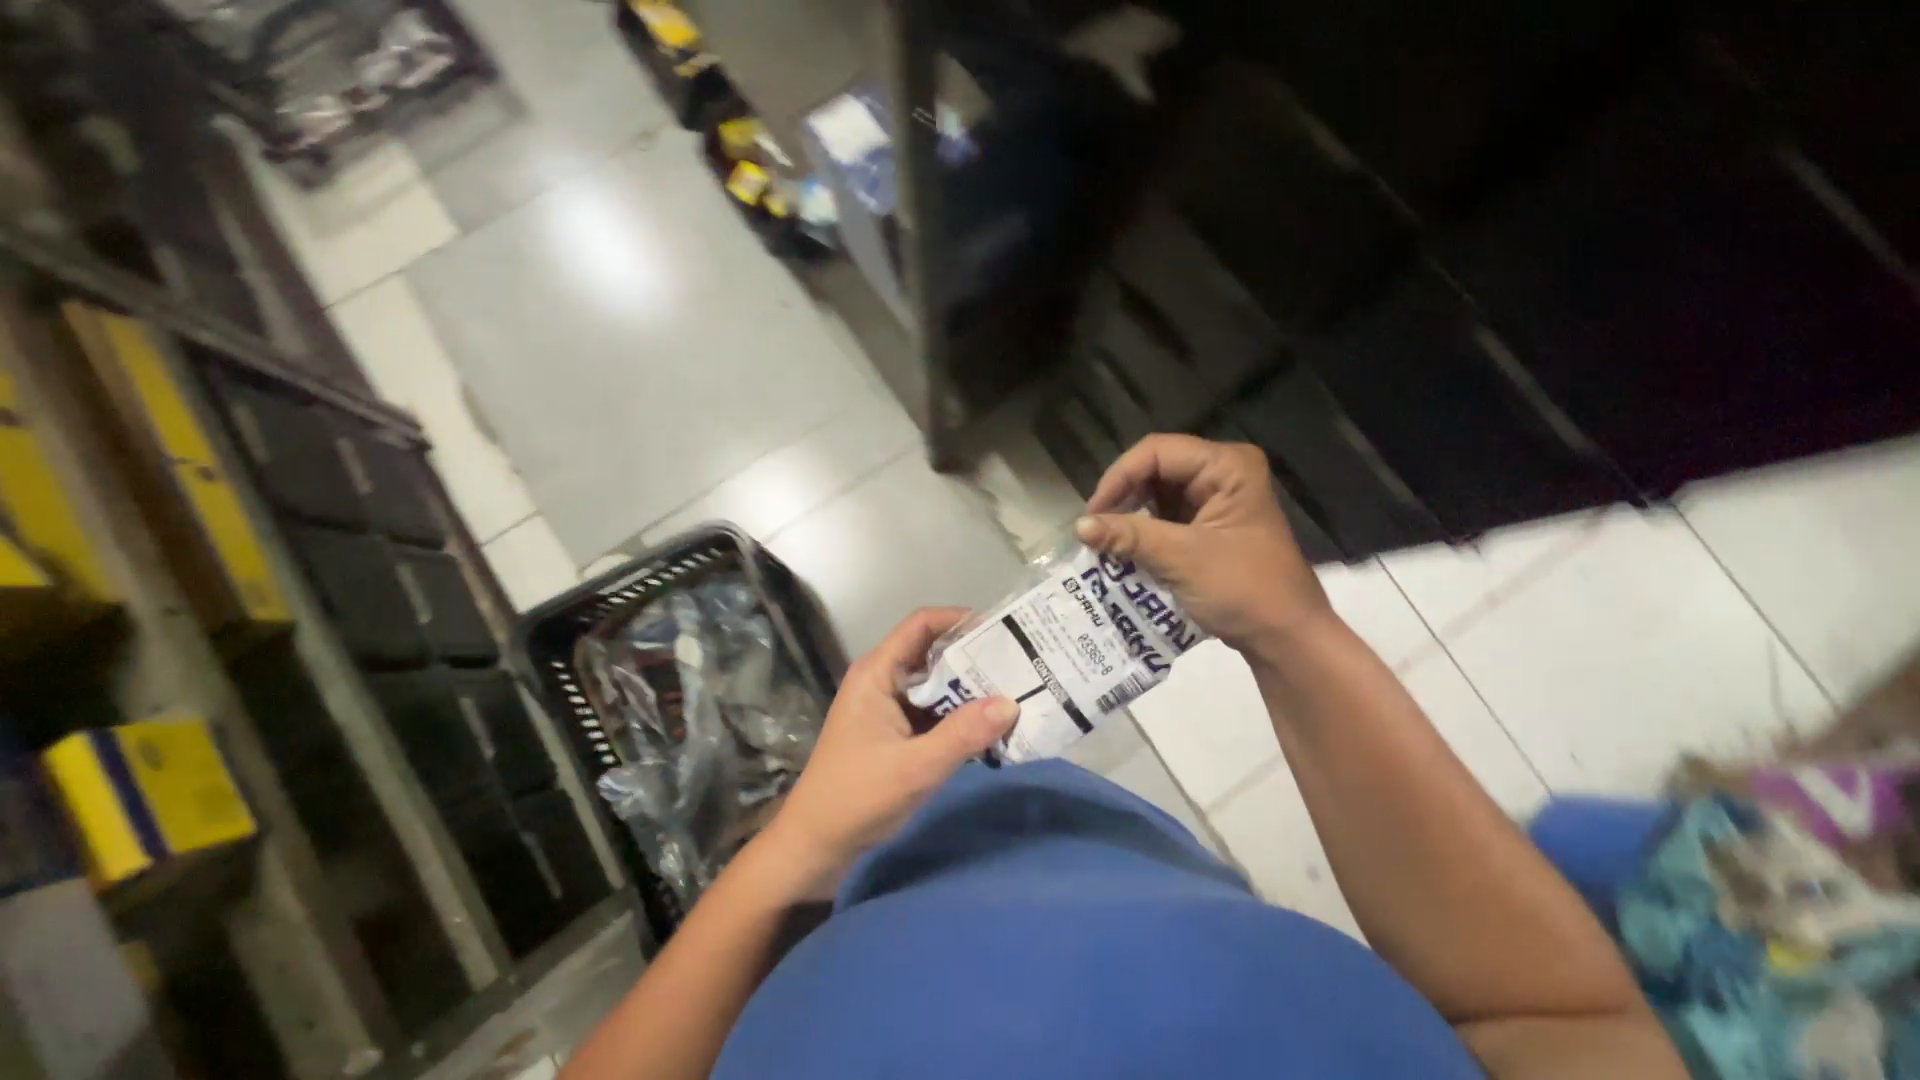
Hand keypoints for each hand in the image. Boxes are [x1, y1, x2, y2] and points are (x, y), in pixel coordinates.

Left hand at [766, 607, 1018, 883]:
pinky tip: (992, 729)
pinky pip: (934, 712)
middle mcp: (883, 681)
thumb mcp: (916, 767)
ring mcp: (888, 707)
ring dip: (971, 691)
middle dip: (976, 658)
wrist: (817, 843)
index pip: (921, 625)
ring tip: (1017, 695)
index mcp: (877, 674)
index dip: (960, 620)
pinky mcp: (895, 733)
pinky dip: (960, 717)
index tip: (1004, 632)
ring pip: (937, 685)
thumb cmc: (857, 796)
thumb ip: (963, 734)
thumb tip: (1010, 703)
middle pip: (934, 653)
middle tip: (1023, 667)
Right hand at [1076, 434, 1329, 653]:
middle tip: (1095, 531)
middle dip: (1123, 498)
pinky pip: (1166, 518)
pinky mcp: (1209, 526)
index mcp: (1228, 466)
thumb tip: (1078, 526)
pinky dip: (1143, 533)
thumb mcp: (1182, 559)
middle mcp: (1223, 473)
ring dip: (1130, 517)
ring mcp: (1217, 500)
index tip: (1093, 515)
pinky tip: (1123, 552)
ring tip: (1104, 543)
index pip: (1157, 452)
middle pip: (1155, 469)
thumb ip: (1129, 537)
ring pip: (1157, 494)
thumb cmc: (1244, 589)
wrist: (1286, 637)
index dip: (1119, 477)